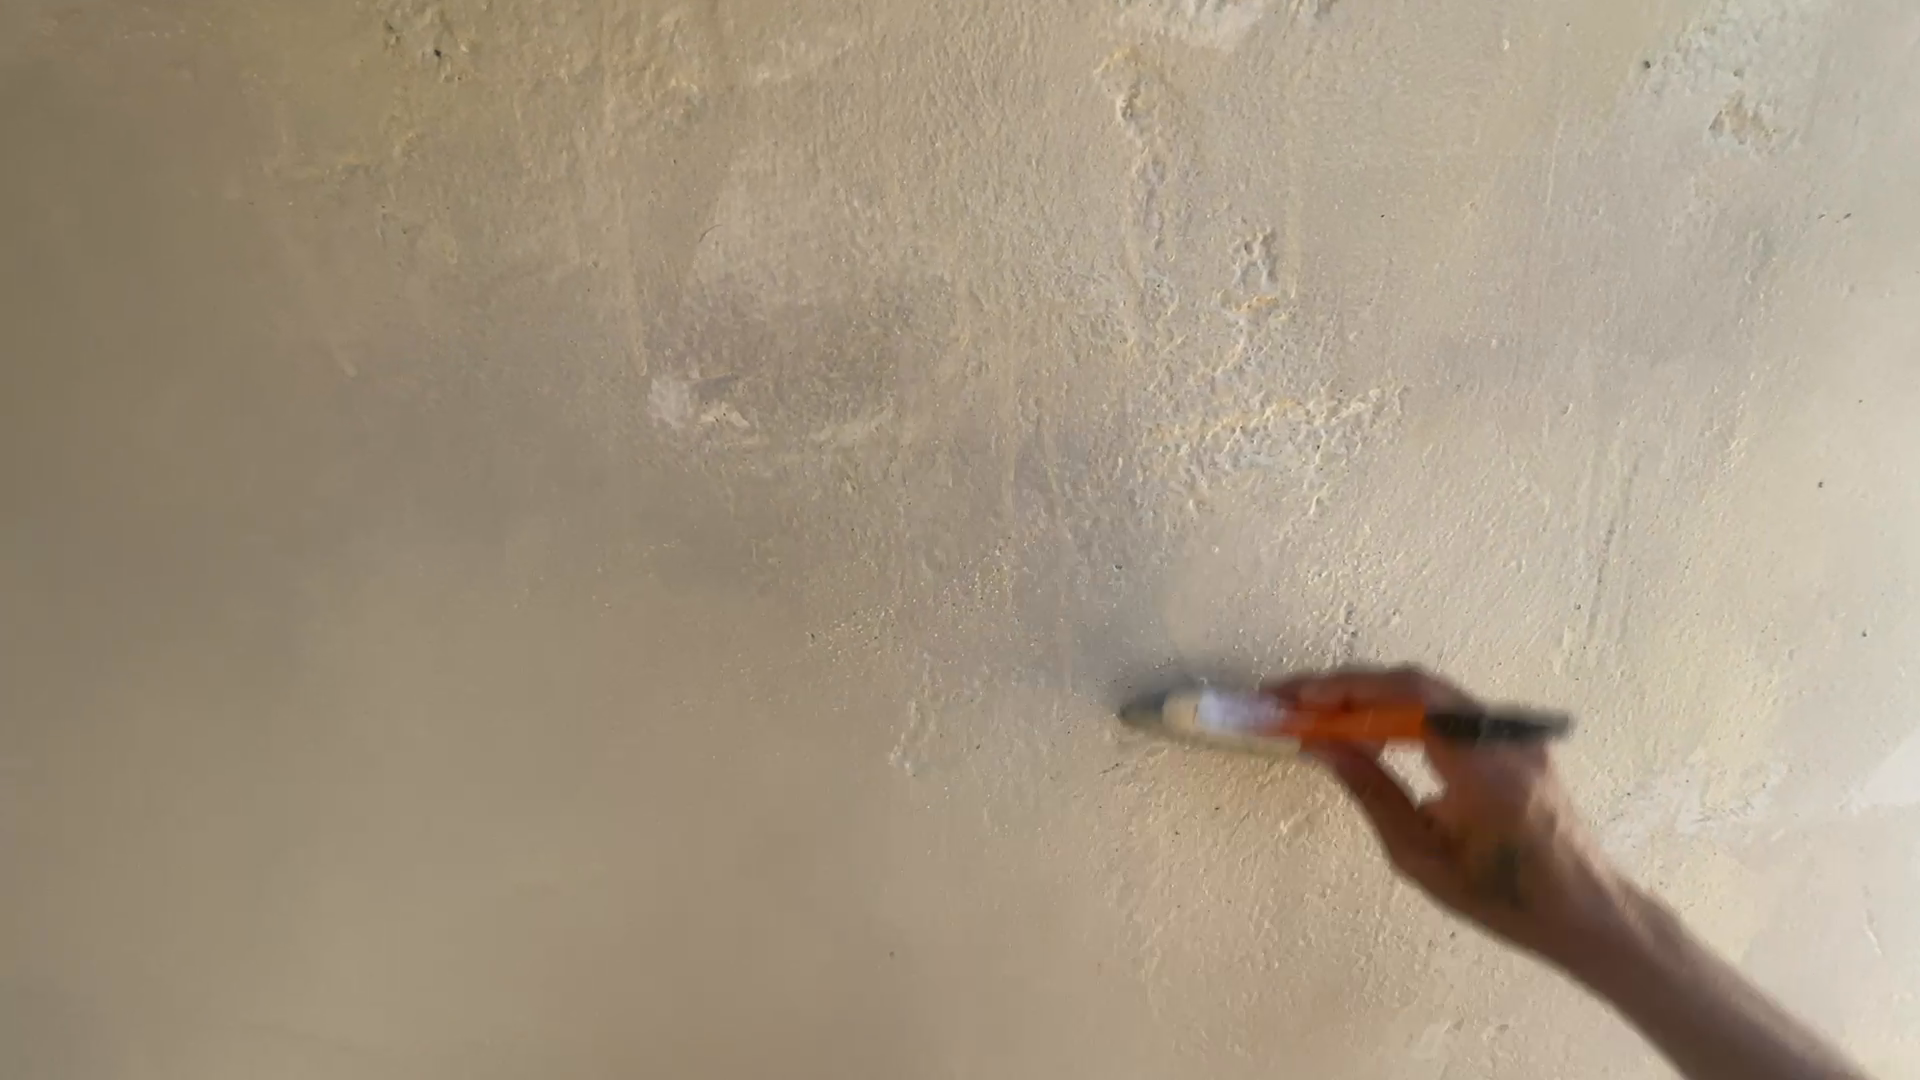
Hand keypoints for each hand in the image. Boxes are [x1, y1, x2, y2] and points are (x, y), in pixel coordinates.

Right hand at [1270, 665, 1630, 964]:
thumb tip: (1320, 745)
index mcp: (1485, 769)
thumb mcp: (1420, 856)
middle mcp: (1504, 737)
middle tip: (1291, 698)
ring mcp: (1513, 731)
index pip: (1409, 699)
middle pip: (1412, 683)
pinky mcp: (1511, 734)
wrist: (1590, 912)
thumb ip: (1370, 792)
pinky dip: (1394, 707)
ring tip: (1317, 714)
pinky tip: (1367, 729)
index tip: (1298, 697)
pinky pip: (1441, 704)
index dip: (1348, 688)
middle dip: (1343, 686)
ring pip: (1424, 688)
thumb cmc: (1504, 897)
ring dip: (1365, 694)